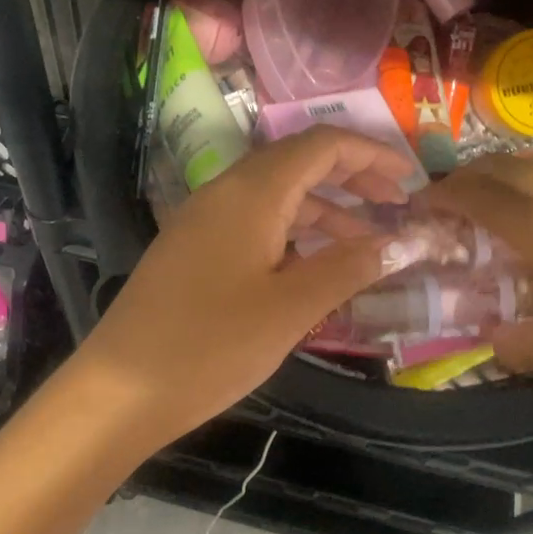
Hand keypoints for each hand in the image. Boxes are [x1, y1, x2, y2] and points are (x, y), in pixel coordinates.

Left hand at [80, 128, 419, 440]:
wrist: (121, 388)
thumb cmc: (211, 346)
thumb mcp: (291, 308)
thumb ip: (349, 267)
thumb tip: (405, 241)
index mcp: (251, 193)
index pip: (320, 145)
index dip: (370, 153)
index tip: (411, 181)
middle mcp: (223, 193)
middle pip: (296, 163)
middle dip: (351, 178)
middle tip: (397, 207)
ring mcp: (201, 221)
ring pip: (274, 196)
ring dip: (323, 211)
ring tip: (367, 245)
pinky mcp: (190, 250)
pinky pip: (252, 223)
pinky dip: (291, 234)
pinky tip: (312, 267)